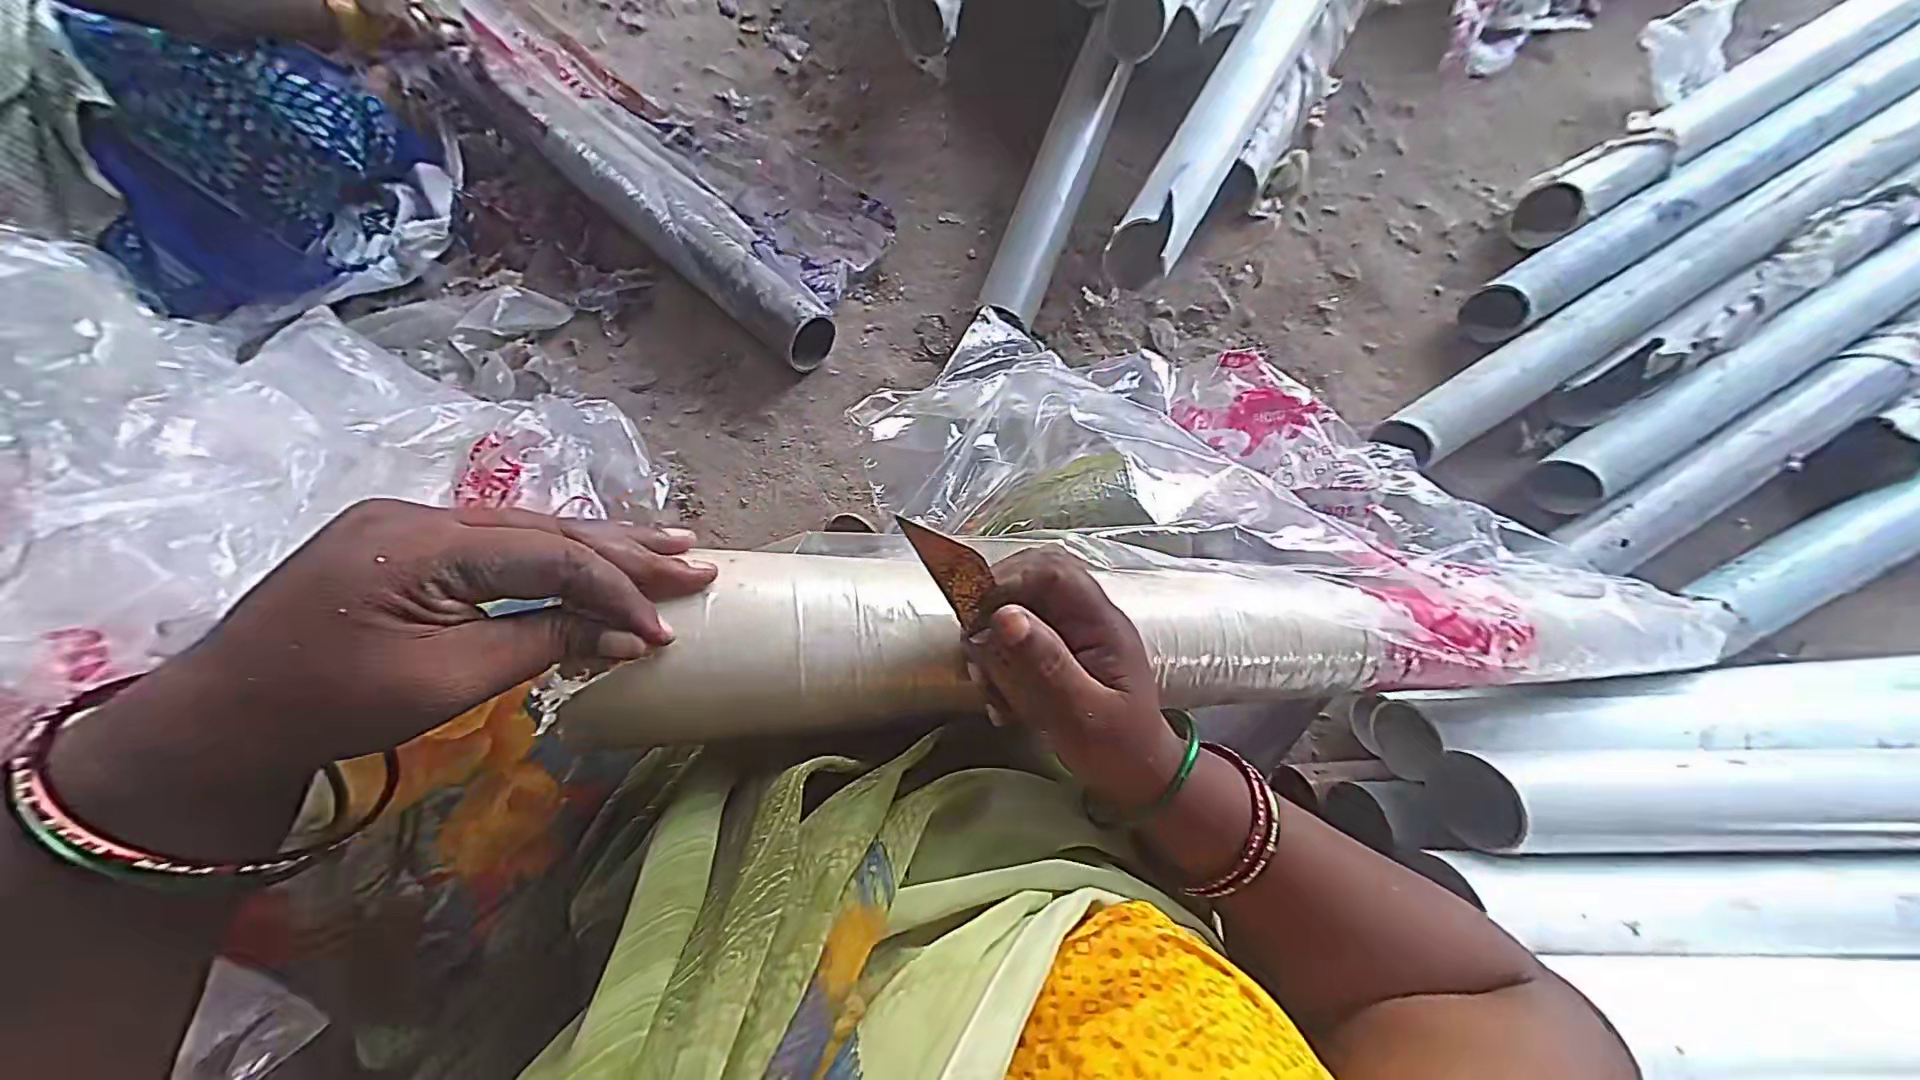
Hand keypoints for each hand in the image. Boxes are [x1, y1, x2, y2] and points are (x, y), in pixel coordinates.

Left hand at [102, 500, 715, 785]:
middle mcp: (425, 514)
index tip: (663, 630)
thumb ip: (548, 642)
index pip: (551, 557)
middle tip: (695, 560)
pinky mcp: (418, 541)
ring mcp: (418, 522)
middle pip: (552, 530)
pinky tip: (604, 548)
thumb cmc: (328, 707)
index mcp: (423, 543)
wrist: (216, 721)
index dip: (616, 592)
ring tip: (671, 543)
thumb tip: (631, 637)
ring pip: (537, 528)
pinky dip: (563, 553)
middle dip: (630, 552)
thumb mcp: (449, 680)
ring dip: (607, 543)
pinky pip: (509, 541)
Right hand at [961, 549, 1186, 810]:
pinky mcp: (1051, 651)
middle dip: (992, 609)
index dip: (1007, 581)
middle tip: (975, 649)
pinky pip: (1011, 639)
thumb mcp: (1084, 714)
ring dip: (990, 644)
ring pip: (1014, 608)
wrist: (1137, 775)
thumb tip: (1003, 617)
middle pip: (1029, 579)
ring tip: (990, 686)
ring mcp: (1067, 632)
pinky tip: (1000, 701)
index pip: (1052, 572)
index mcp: (1101, 621)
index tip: (976, 618)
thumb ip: (1047, 666)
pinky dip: (995, 665)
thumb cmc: (1120, 748)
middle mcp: (1082, 616)